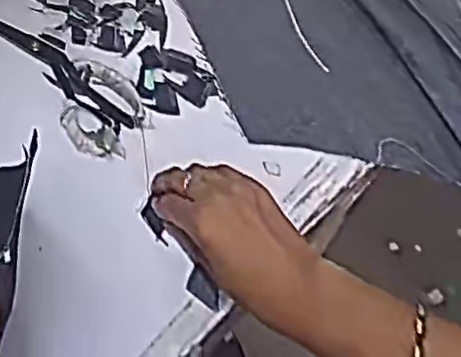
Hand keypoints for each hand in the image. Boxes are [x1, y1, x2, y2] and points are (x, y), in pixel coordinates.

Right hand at [150, 164, 321, 328]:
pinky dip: (214, 177)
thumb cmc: (263, 289)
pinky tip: (214, 185)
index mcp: (199, 219)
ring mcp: (235, 189)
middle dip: (169, 185)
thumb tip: (181, 227)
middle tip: (164, 191)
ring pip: (200, 170)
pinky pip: (224, 172)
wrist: (300, 287)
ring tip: (188, 187)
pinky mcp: (253, 187)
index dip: (160, 206)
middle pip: (179, 178)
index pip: (167, 202)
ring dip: (190, 178)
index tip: (160, 207)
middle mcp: (215, 197)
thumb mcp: (211, 269)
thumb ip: (190, 239)